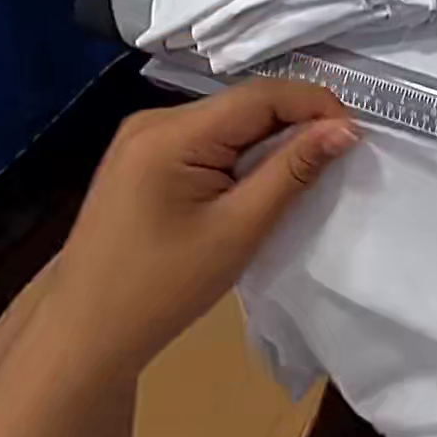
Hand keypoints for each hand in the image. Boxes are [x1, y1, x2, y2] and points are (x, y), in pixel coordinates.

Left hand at [38, 79, 358, 378]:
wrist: (82, 340)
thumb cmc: (163, 290)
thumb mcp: (240, 228)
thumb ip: (295, 169)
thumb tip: (348, 127)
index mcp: (170, 134)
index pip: (262, 96)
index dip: (316, 104)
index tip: (355, 134)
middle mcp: (154, 119)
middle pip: (246, 103)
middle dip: (297, 121)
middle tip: (337, 152)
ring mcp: (145, 135)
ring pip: (232, 118)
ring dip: (274, 136)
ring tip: (306, 166)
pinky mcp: (146, 154)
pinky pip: (212, 135)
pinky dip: (246, 149)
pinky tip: (260, 175)